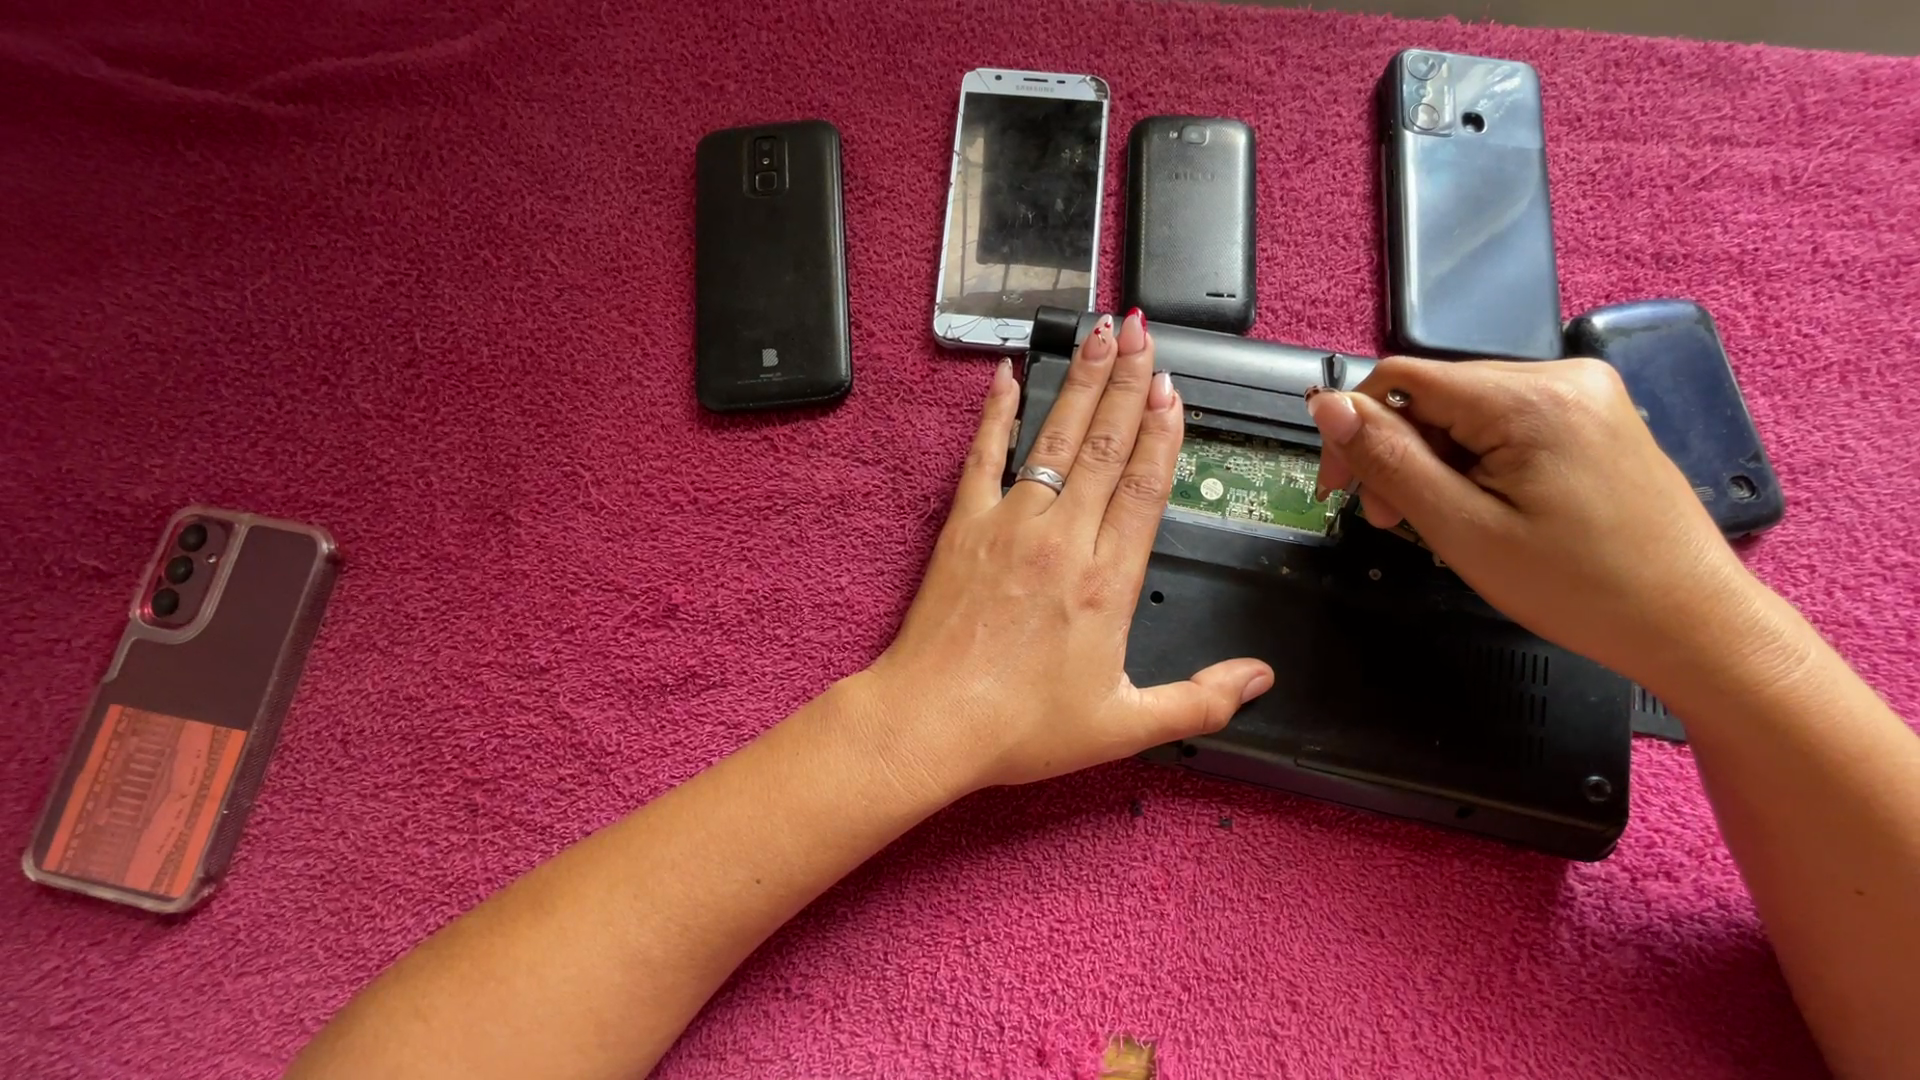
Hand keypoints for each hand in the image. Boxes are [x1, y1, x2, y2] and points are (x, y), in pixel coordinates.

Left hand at [857, 311, 1272, 799]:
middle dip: (1129, 384)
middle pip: (1107, 446)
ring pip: (1057, 439)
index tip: (1172, 389)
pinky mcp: (965, 527)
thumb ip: (1200, 700)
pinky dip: (996, 414)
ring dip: (1082, 384)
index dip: (1162, 433)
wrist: (934, 721)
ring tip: (1102, 335)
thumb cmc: (1021, 726)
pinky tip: (1006, 377)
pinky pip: (984, 456)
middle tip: (1144, 334)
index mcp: (1107, 580)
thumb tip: (1259, 679)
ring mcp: (1011, 525)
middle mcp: (1062, 539)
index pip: (1146, 488)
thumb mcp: (1124, 724)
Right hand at [1305, 356, 1762, 682]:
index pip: (1400, 378)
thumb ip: (1389, 459)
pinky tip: (1476, 505)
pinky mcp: (1591, 419)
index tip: (1342, 491)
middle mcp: (1561, 375)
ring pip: (1461, 412)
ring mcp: (1583, 394)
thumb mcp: (1460, 527)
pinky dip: (1469, 462)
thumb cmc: (1575, 588)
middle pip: (1432, 395)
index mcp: (1530, 397)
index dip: (1354, 429)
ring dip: (1430, 462)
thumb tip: (1326, 405)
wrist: (1690, 625)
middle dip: (1396, 453)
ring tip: (1438, 521)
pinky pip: (1498, 425)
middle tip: (1396, 520)